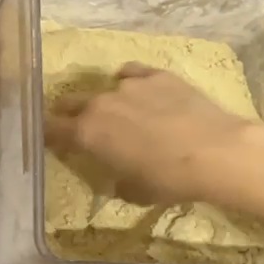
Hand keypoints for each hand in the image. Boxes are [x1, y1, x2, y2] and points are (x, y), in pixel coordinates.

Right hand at [44, 64, 263, 205]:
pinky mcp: (156, 74)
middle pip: (69, 102)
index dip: (46, 134)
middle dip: (69, 114)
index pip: (50, 128)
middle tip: (80, 127)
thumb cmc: (169, 180)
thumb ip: (114, 178)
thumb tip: (116, 175)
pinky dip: (131, 83)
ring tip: (124, 113)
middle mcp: (99, 104)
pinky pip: (132, 73)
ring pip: (103, 88)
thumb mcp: (133, 190)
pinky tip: (144, 94)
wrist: (217, 152)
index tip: (49, 140)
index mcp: (86, 134)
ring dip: (106, 101)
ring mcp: (127, 85)